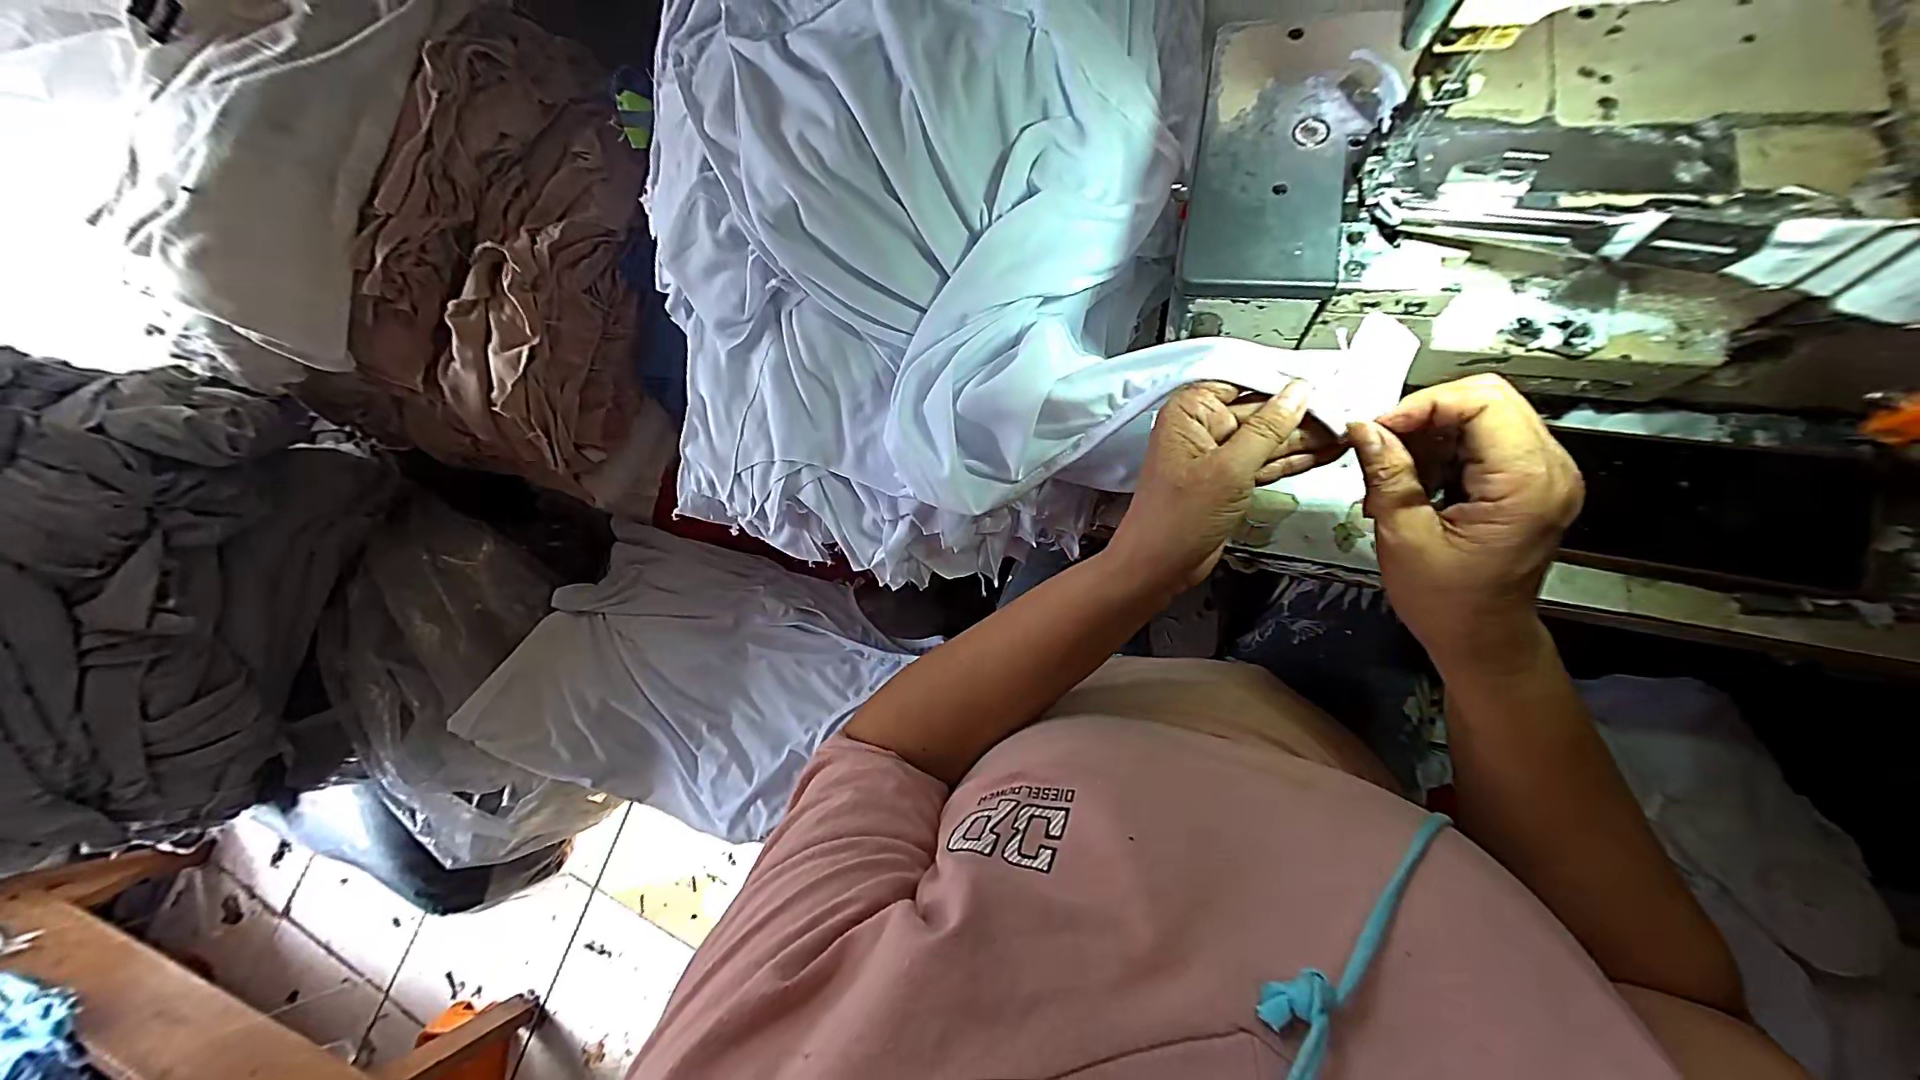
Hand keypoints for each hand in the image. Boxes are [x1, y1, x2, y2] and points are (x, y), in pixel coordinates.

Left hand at [1107, 379, 1340, 591]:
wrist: (1158, 566)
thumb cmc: (1176, 519)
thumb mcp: (1229, 469)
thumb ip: (1267, 429)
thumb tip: (1299, 392)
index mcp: (1189, 411)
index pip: (1244, 380)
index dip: (1285, 382)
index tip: (1327, 380)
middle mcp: (1201, 427)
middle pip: (1261, 409)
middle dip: (1304, 413)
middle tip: (1349, 410)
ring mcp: (1216, 455)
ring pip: (1268, 438)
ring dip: (1307, 437)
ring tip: (1348, 430)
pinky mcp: (1228, 479)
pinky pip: (1266, 461)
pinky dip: (1293, 459)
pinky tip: (1326, 452)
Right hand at [1347, 374, 1582, 667]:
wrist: (1480, 636)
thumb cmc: (1445, 600)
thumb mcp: (1403, 535)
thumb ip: (1388, 474)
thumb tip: (1364, 428)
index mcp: (1526, 484)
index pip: (1482, 403)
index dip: (1423, 406)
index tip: (1377, 430)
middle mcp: (1549, 470)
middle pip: (1488, 400)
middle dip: (1424, 414)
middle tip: (1380, 444)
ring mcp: (1543, 474)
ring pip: (1484, 416)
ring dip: (1430, 432)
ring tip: (1395, 469)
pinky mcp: (1527, 482)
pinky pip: (1485, 440)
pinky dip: (1442, 448)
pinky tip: (1416, 478)